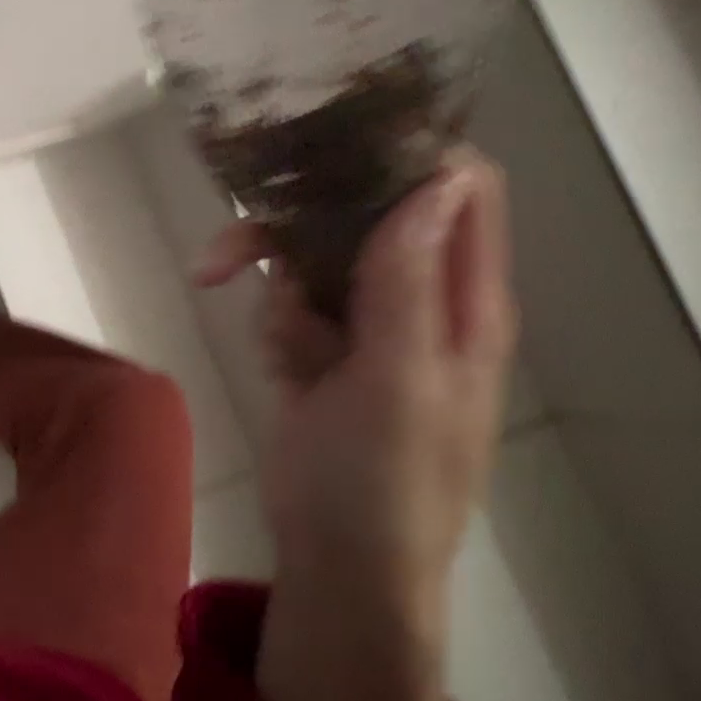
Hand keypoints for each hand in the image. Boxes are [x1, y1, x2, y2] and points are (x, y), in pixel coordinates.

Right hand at [193, 147, 516, 700]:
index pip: (457, 190)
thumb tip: (435, 179)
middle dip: (295, 219)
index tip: (323, 144)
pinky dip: (270, 322)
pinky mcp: (317, 345)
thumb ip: (411, 282)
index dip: (403, 155)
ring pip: (309, 256)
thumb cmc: (383, 477)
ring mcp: (364, 321)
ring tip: (255, 321)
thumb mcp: (402, 378)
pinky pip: (284, 302)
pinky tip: (276, 363)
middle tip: (234, 246)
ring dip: (272, 282)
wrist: (336, 556)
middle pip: (360, 213)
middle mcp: (418, 296)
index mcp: (465, 299)